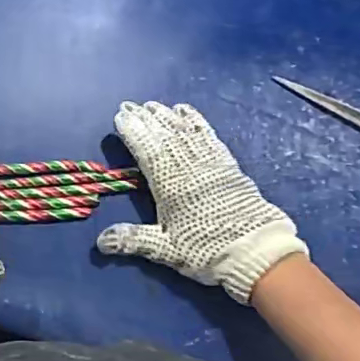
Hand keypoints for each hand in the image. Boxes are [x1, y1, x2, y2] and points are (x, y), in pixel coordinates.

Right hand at [96, 102, 306, 303]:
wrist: (258, 255)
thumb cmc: (207, 251)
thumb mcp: (166, 249)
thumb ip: (133, 240)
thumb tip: (100, 241)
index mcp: (173, 188)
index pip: (149, 152)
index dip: (135, 133)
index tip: (121, 117)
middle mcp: (192, 172)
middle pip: (166, 138)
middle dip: (147, 120)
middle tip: (131, 105)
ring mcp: (213, 167)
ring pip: (187, 135)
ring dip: (169, 118)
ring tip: (154, 105)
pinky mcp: (229, 169)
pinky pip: (210, 139)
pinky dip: (198, 124)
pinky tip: (189, 114)